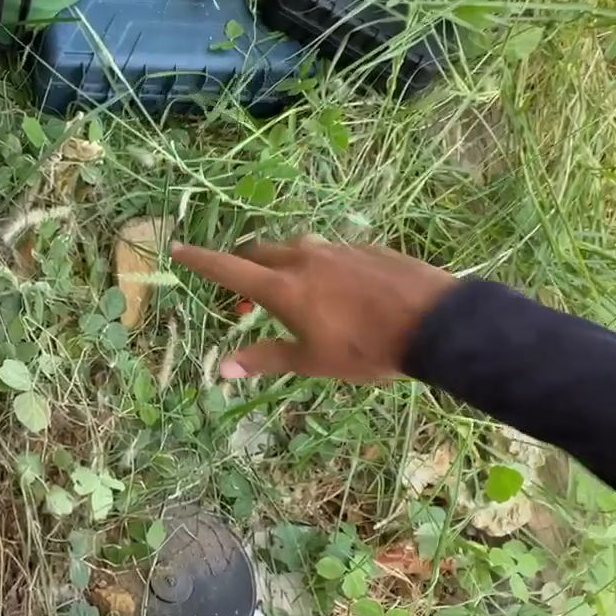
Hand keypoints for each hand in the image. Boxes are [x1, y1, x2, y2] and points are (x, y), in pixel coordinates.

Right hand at [169, 236, 458, 381]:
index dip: (199, 260)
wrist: (438, 324)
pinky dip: (320, 265)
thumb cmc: (366, 349)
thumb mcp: (311, 361)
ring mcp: (337, 249)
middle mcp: (304, 259)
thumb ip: (265, 359)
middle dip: (244, 267)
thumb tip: (222, 368)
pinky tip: (339, 289)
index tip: (177, 249)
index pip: (228, 268)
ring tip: (294, 291)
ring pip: (296, 247)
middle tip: (245, 296)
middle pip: (259, 252)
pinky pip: (331, 251)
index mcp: (283, 287)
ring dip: (283, 263)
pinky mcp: (366, 248)